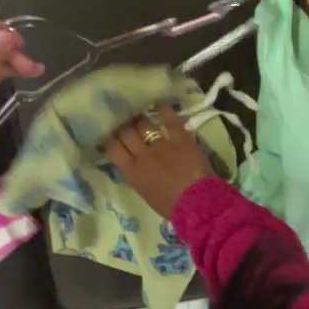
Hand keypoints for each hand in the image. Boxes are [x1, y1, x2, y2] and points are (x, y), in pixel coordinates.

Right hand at [103, 103, 215, 219]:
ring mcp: (161, 144)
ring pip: (144, 123)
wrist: (198, 204)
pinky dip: (164, 108)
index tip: (113, 135)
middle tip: (127, 123)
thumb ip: (137, 175)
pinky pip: (169, 119)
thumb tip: (134, 164)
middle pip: (126, 132)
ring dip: (141, 119)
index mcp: (132, 172)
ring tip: (141, 116)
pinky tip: (158, 102)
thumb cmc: (171, 206)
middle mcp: (142, 154)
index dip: (111, 139)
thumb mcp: (145, 193)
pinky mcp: (181, 138)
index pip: (112, 148)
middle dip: (124, 126)